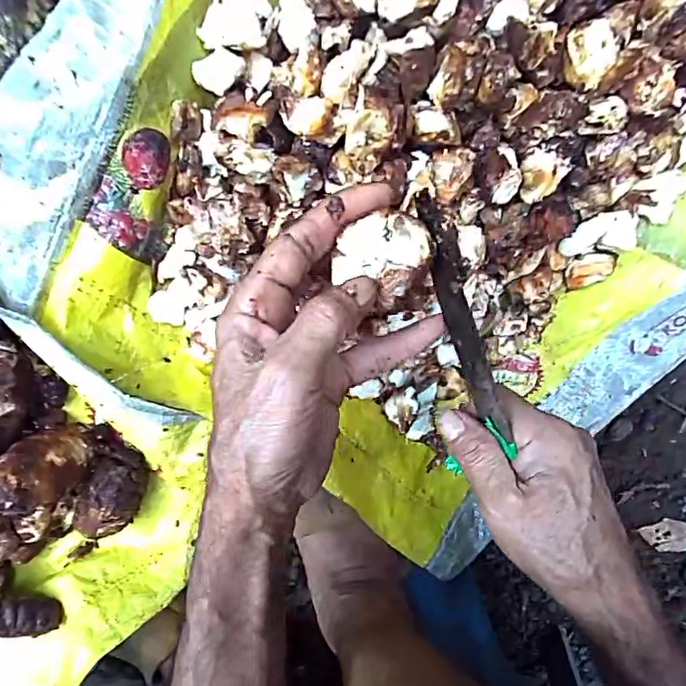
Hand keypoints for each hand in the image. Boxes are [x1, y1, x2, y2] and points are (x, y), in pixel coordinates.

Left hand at [209, 184, 443, 529]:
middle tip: (406, 225)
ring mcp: (308, 350)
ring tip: (427, 274)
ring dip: (389, 295)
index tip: (378, 193)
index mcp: (254, 310)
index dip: (335, 216)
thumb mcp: (288, 369)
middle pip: (327, 271)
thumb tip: (364, 286)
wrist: (264, 492)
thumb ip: (326, 321)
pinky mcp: (331, 377)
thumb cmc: (258, 431)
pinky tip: (430, 329)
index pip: (295, 247)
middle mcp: (280, 322)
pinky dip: (398, 341)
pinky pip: (368, 351)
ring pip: (354, 310)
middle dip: (365, 247)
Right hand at [438, 390, 640, 618]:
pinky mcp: (579, 465)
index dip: (469, 414)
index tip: (456, 445)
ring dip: (502, 457)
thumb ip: (476, 455)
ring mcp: (577, 448)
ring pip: (523, 435)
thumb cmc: (548, 546)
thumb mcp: (501, 503)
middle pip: (510, 416)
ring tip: (501, 494)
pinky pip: (539, 451)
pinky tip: (521, 498)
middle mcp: (568, 431)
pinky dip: (521, 467)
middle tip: (479, 481)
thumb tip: (449, 415)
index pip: (497, 397)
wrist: (600, 581)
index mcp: (548, 433)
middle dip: (486, 441)